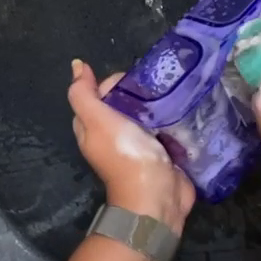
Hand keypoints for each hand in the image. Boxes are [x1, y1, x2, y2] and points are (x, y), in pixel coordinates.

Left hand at [69, 60, 194, 232]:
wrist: (157, 196)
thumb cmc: (125, 155)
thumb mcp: (97, 120)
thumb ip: (83, 94)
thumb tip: (76, 65)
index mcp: (93, 128)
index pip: (99, 95)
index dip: (113, 83)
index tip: (133, 80)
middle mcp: (114, 136)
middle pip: (125, 103)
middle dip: (139, 92)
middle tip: (158, 86)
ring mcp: (139, 145)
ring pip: (147, 115)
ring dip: (158, 104)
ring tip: (174, 93)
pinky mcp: (162, 153)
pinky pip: (166, 129)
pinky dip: (173, 119)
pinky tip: (184, 109)